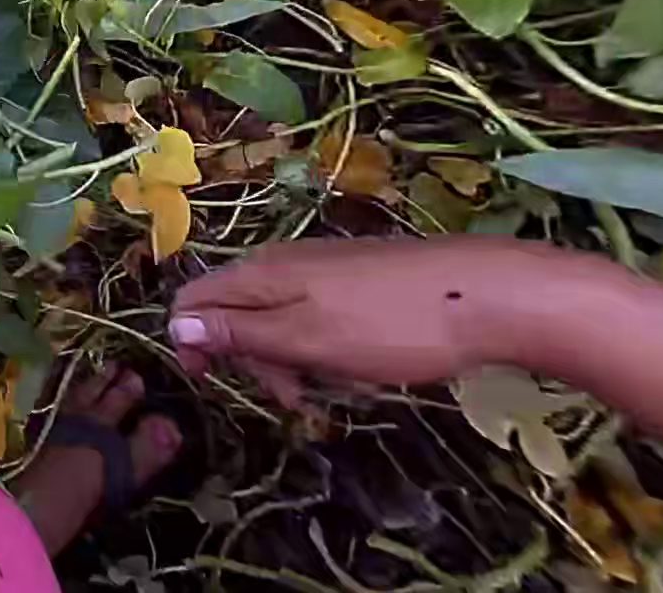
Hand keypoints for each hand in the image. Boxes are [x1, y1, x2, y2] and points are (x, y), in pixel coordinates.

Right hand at [168, 237, 602, 386]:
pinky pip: (303, 308)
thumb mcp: (305, 339)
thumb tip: (175, 325)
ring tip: (329, 388)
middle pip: (230, 307)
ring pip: (269, 312)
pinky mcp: (344, 274)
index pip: (192, 298)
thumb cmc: (388, 324)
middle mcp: (274, 262)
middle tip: (292, 399)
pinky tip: (352, 361)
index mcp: (256, 274)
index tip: (211, 383)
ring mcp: (311, 265)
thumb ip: (237, 332)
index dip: (189, 339)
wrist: (487, 292)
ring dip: (282, 355)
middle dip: (245, 355)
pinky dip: (311, 341)